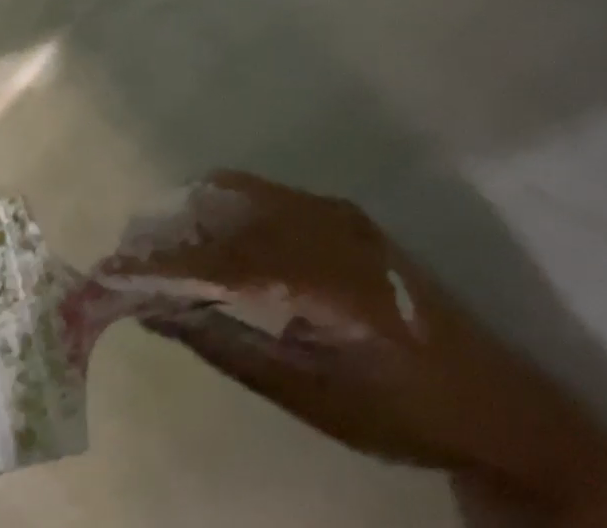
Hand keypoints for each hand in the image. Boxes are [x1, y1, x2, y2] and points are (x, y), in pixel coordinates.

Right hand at [66, 171, 606, 521]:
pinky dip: (219, 217)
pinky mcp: (341, 215)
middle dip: (161, 238)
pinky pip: (258, 197)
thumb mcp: (304, 393)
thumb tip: (146, 309)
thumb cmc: (399, 411)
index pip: (212, 260)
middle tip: (129, 271)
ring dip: (188, 223)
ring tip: (165, 262)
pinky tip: (212, 252)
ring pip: (231, 195)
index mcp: (324, 278)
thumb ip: (220, 343)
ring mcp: (336, 214)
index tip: (102, 275)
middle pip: (213, 211)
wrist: (503, 410)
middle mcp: (327, 228)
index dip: (151, 266)